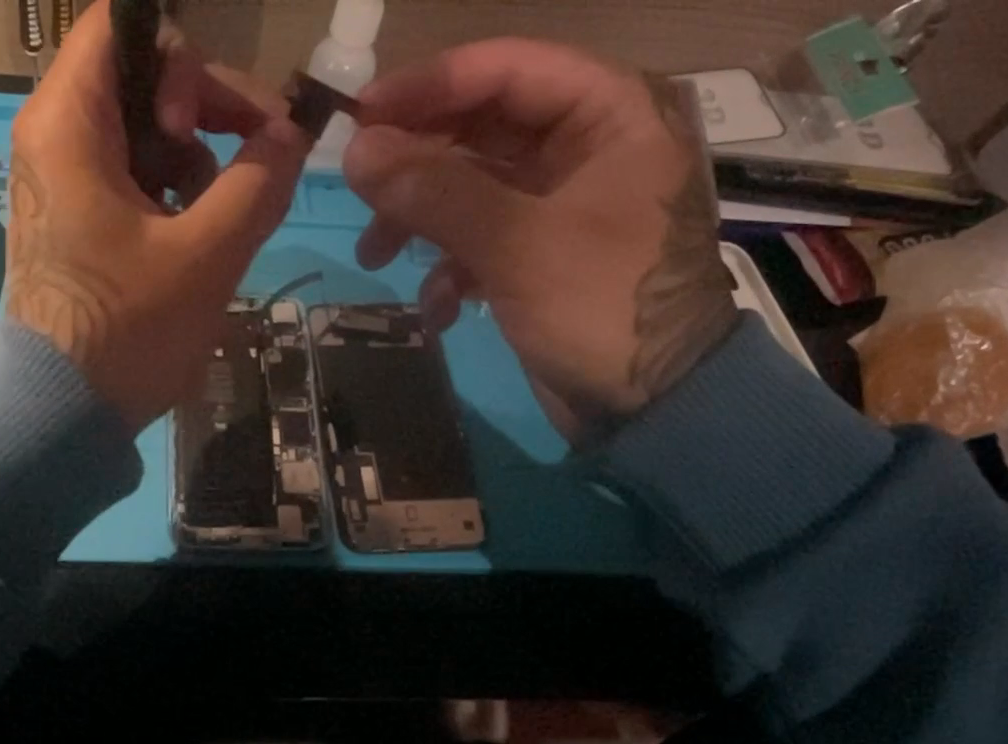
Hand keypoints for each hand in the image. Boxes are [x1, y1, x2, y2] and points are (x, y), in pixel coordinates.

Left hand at [5, 5, 308, 429]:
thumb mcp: (207, 255)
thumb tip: (292, 135)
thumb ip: (260, 182)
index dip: (187, 62)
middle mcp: (53, 137)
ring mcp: (61, 181)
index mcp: (68, 124)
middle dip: (204, 111)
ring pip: (141, 129)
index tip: (211, 127)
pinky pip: (130, 176)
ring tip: (217, 217)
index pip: (124, 28)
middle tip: (246, 164)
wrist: (61, 414)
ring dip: (196, 160)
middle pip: (139, 76)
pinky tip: (192, 238)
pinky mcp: (74, 221)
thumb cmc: (127, 331)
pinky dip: (171, 193)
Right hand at [343, 40, 738, 446]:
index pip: (506, 71)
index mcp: (607, 116)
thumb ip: (435, 192)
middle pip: (479, 129)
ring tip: (374, 257)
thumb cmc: (602, 307)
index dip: (429, 86)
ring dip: (419, 220)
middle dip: (415, 164)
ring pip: (470, 188)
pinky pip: (479, 240)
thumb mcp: (517, 245)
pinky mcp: (538, 257)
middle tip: (356, 191)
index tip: (360, 116)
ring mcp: (559, 206)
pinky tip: (435, 310)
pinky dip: (448, 269)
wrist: (652, 407)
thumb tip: (356, 152)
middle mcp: (584, 148)